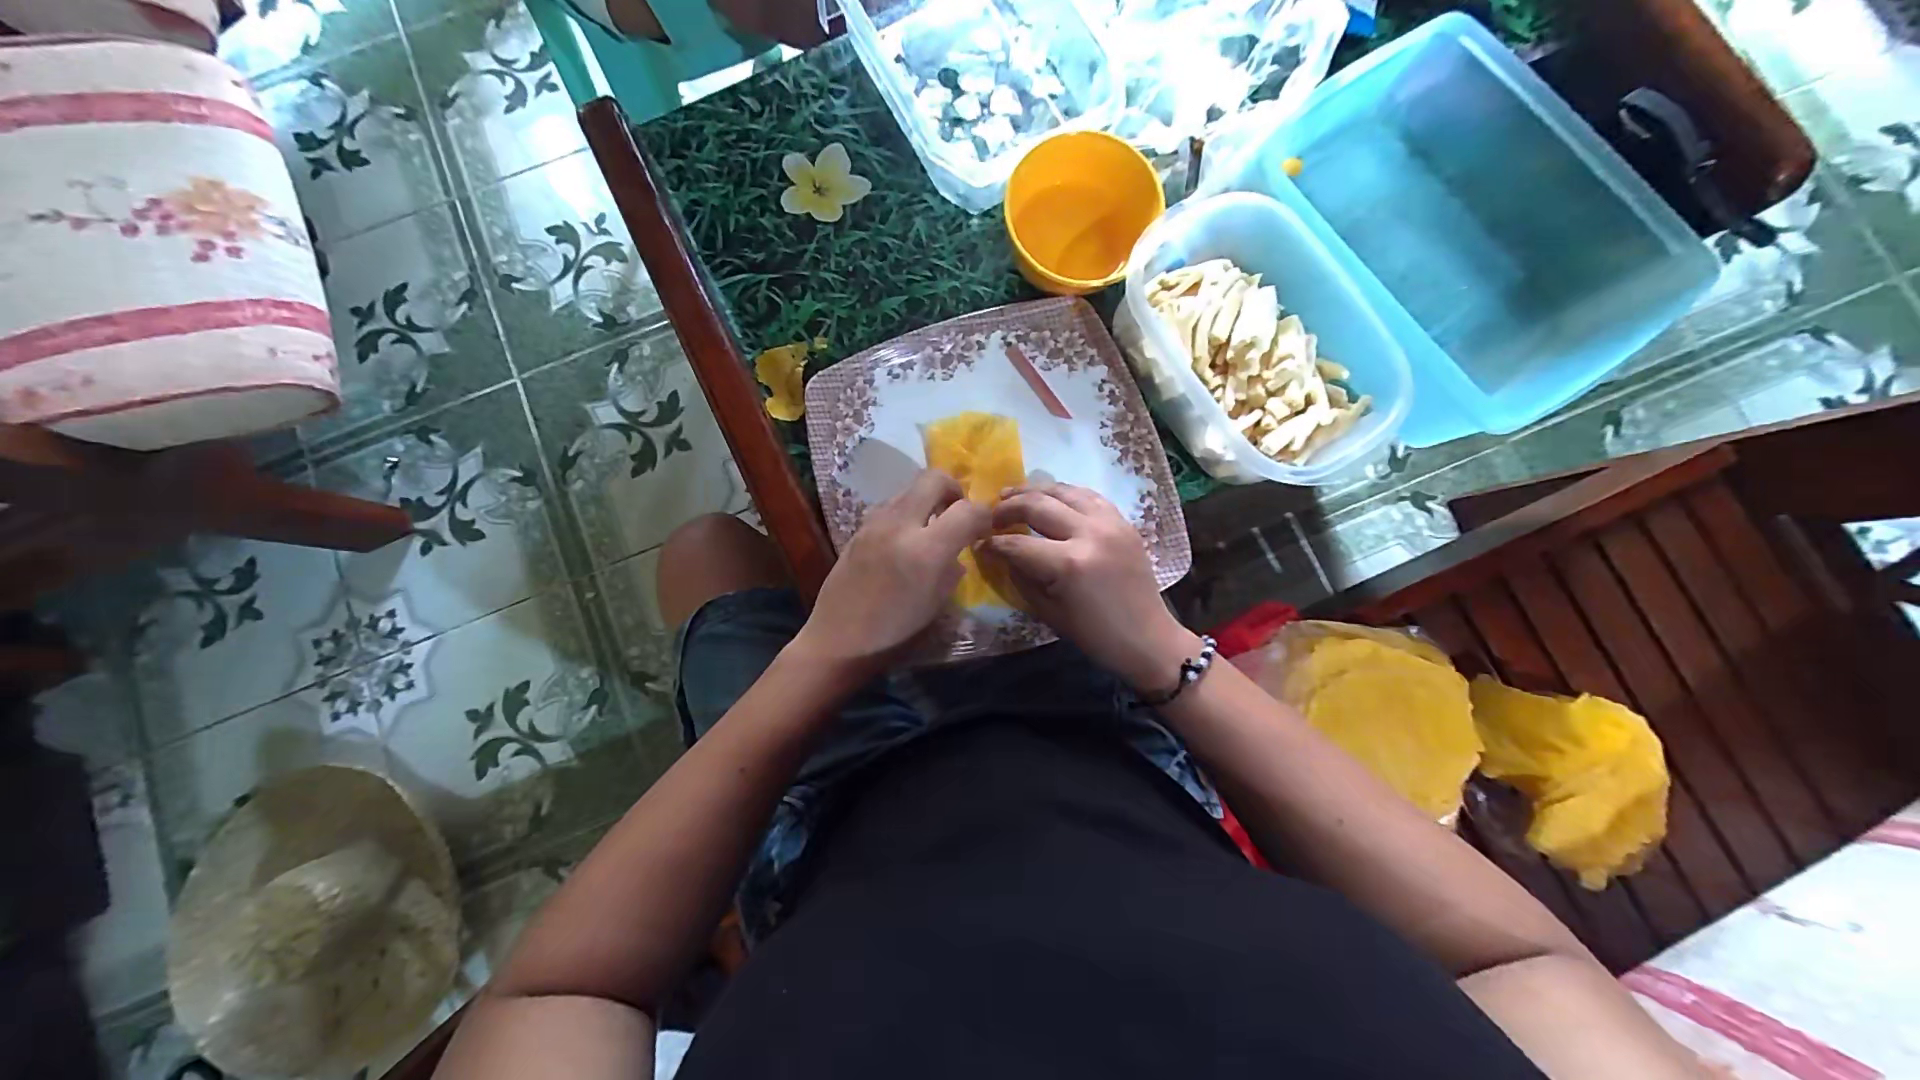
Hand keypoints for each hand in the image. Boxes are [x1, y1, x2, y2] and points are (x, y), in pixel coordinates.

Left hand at [792, 469, 990, 678]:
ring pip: (909, 488)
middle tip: (957, 512)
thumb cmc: (895, 633)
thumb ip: (953, 568)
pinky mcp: (858, 529)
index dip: (984, 515)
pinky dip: (906, 511)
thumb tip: (960, 550)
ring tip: (931, 527)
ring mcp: (874, 523)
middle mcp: (899, 525)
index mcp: (926, 550)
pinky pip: (890, 505)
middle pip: (934, 478)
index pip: (968, 510)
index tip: (984, 529)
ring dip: (927, 499)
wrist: (839, 640)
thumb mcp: (938, 604)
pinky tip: (905, 539)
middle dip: (953, 490)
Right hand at [983, 484, 1202, 693]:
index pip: (1017, 543)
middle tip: (991, 515)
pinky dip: (1065, 494)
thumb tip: (998, 552)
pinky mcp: (1123, 522)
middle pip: (1037, 505)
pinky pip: (1088, 496)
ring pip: (1063, 490)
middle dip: (1008, 507)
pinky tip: (1051, 499)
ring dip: (1034, 491)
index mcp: (1069, 564)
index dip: (993, 543)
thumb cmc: (1095, 635)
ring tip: (1014, 495)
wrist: (1147, 638)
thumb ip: (1020, 576)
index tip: (979, 543)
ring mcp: (1110, 523)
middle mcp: (1089, 534)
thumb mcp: (1048, 611)